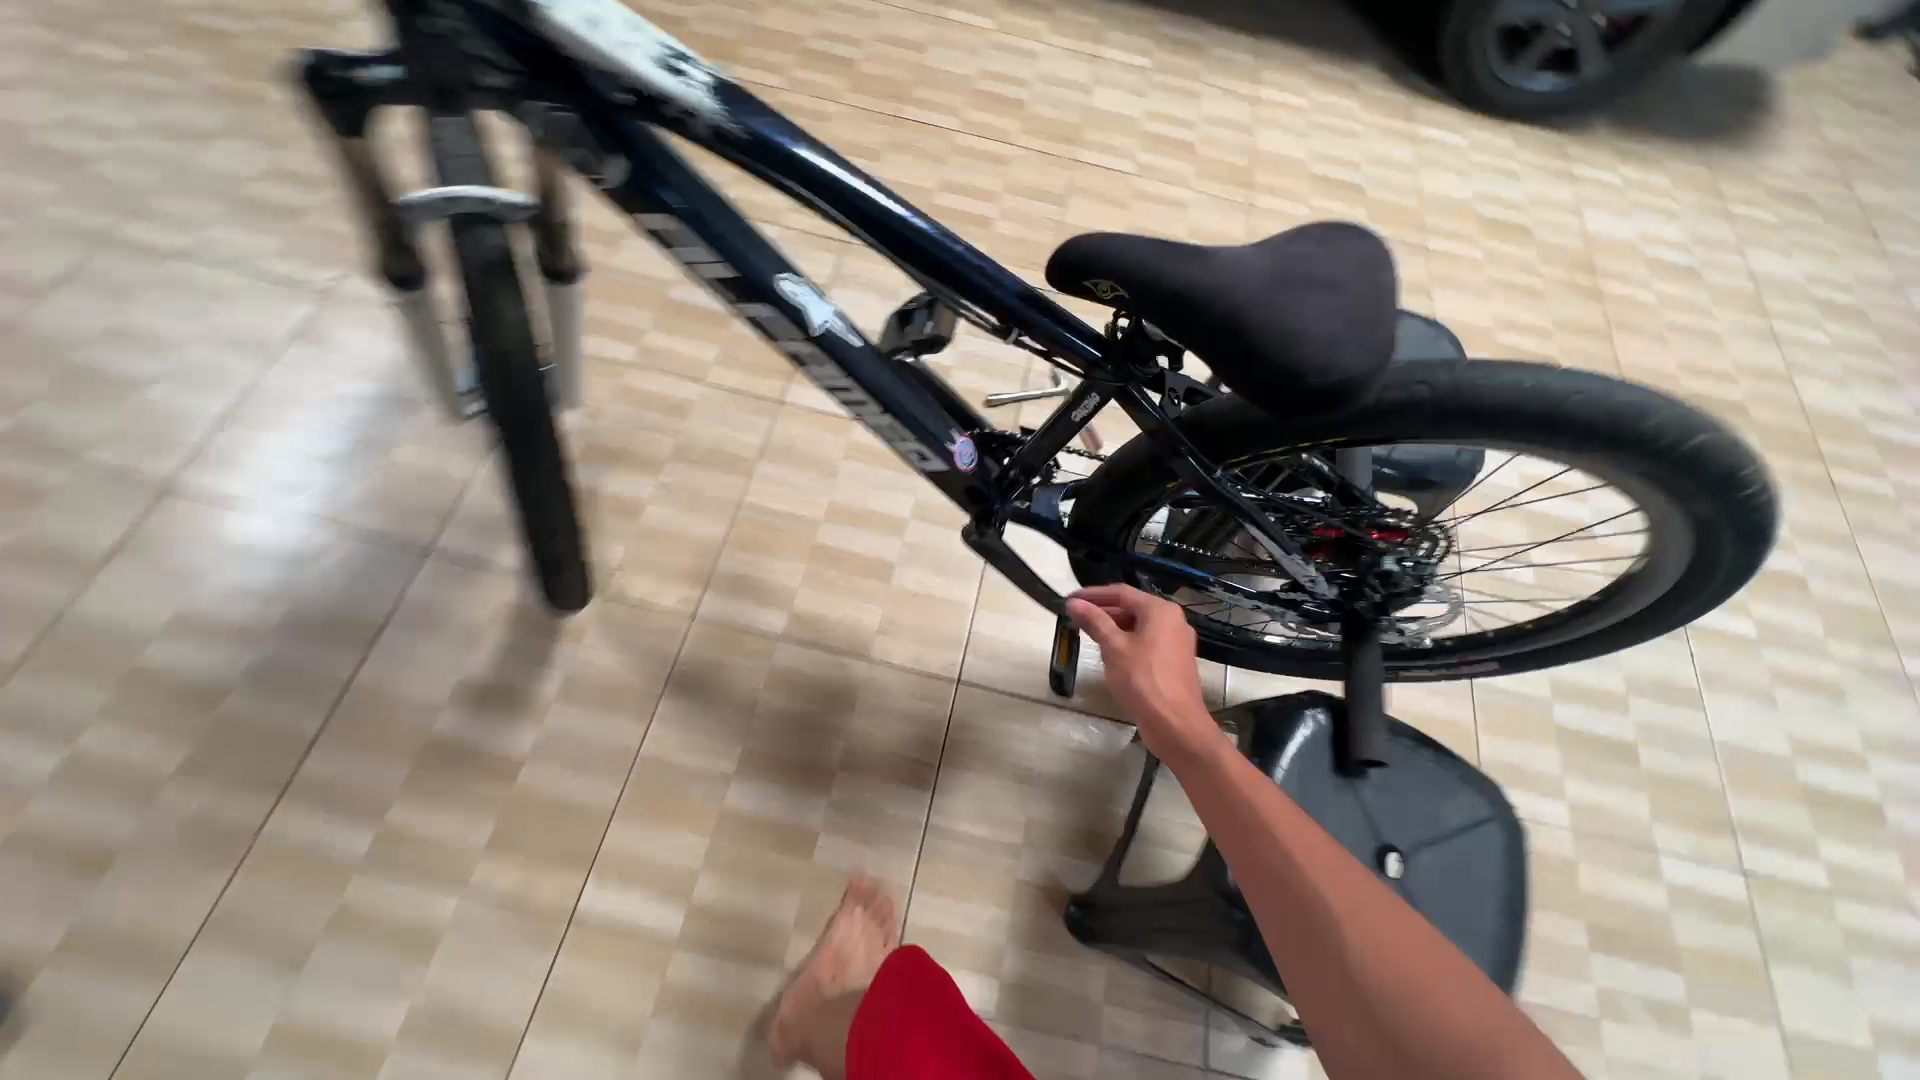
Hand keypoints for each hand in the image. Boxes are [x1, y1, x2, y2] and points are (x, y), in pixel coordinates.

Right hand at [1065, 584, 1218, 764]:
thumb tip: (1075, 603)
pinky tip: (1110, 655)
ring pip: (1139, 626)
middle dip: (1103, 611)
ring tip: (1089, 635)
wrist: (1175, 723)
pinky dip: (1128, 643)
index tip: (1070, 599)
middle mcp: (1173, 620)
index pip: (1121, 592)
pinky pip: (1147, 643)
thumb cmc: (1143, 680)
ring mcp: (1177, 642)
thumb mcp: (1113, 648)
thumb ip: (1094, 621)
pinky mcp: (1175, 661)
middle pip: (1132, 607)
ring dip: (1114, 628)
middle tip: (1076, 617)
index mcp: (1160, 610)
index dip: (1093, 594)